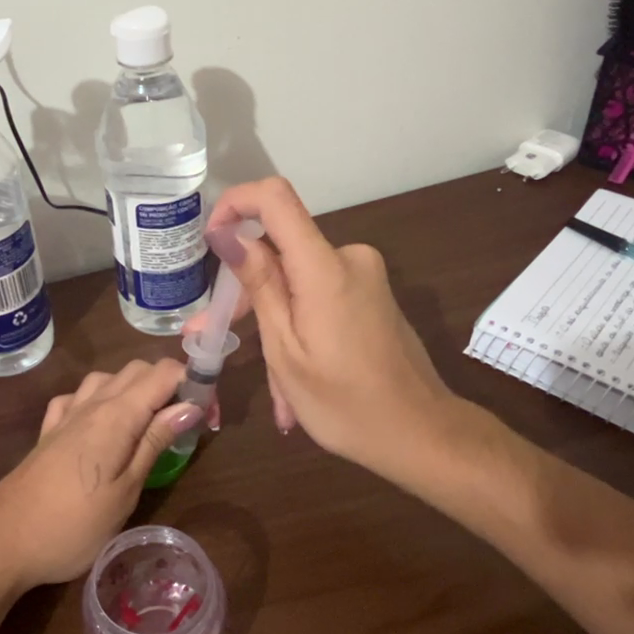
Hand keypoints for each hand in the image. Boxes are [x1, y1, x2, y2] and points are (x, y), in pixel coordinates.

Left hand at [0, 359, 202, 590]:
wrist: (2, 542)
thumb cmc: (73, 525)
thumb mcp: (126, 490)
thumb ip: (155, 442)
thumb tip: (190, 405)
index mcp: (117, 415)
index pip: (164, 372)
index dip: (193, 383)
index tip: (207, 417)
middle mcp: (92, 403)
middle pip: (138, 369)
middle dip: (169, 384)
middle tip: (185, 424)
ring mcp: (66, 415)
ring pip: (107, 378)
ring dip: (134, 389)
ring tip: (148, 424)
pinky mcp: (48, 431)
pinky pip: (77, 397)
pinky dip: (98, 400)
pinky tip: (100, 423)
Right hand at [190, 178, 457, 471]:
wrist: (422, 435)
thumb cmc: (346, 404)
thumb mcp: (285, 349)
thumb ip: (259, 284)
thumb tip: (227, 235)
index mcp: (324, 267)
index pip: (275, 198)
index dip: (235, 204)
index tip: (211, 241)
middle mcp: (349, 258)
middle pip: (281, 250)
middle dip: (246, 292)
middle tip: (213, 339)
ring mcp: (365, 276)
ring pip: (297, 282)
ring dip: (274, 326)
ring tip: (275, 392)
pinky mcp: (371, 294)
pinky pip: (319, 297)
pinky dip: (300, 330)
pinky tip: (296, 386)